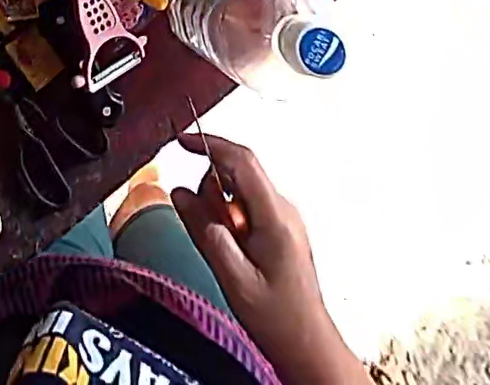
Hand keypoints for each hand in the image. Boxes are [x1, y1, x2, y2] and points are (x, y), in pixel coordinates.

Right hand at [172, 133, 369, 384]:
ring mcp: (282, 214)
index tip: (181, 141)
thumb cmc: (278, 320)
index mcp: (275, 217)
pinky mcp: (278, 223)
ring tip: (226, 247)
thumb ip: (205, 232)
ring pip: (238, 185)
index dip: (209, 144)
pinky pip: (244, 201)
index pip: (241, 160)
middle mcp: (282, 208)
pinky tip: (232, 246)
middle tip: (208, 228)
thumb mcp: (233, 279)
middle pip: (236, 171)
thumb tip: (179, 193)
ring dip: (219, 206)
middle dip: (211, 190)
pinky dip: (227, 214)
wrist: (310, 348)